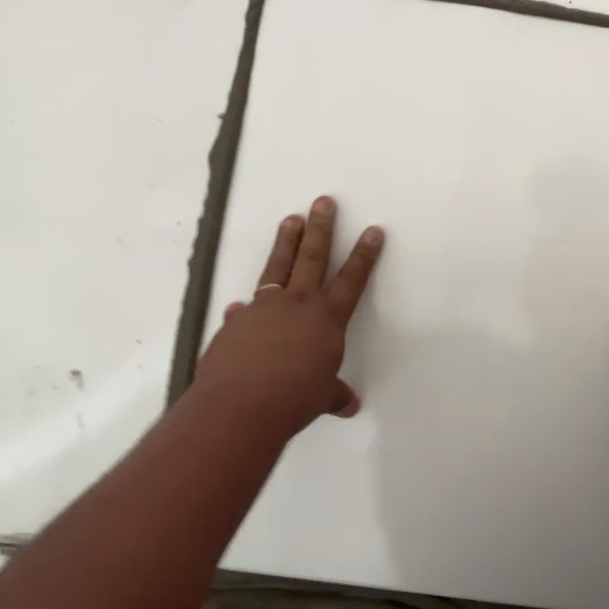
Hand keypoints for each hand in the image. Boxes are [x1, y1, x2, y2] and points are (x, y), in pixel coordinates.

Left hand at [196, 196, 383, 431]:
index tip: (372, 230)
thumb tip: (348, 405)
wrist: (239, 407)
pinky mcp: (235, 324)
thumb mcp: (321, 397)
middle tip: (323, 202)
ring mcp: (263, 309)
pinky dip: (245, 309)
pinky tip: (240, 306)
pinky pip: (244, 310)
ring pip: (278, 267)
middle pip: (313, 258)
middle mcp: (298, 305)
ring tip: (291, 219)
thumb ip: (333, 394)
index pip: (352, 280)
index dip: (364, 255)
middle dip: (322, 228)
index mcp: (327, 319)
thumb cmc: (293, 400)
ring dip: (286, 242)